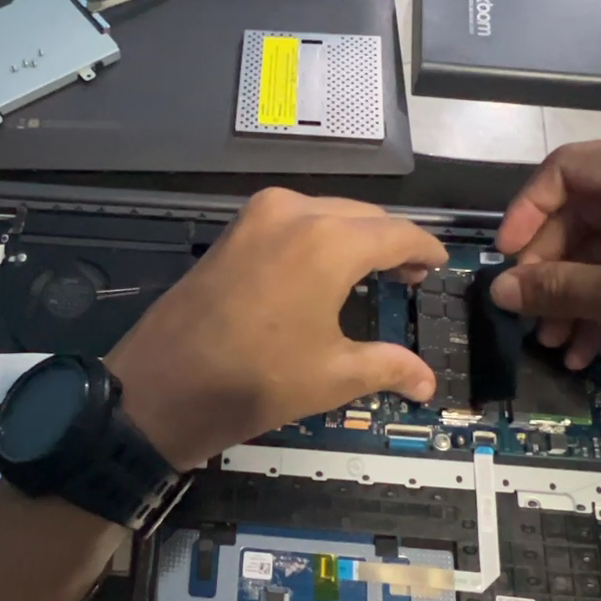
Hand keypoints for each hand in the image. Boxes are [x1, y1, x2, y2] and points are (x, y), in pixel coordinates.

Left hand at [107, 188, 448, 469]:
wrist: (162, 387)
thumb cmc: (255, 381)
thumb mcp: (331, 376)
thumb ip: (388, 366)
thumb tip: (427, 381)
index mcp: (328, 240)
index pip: (397, 233)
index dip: (424, 249)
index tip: (438, 263)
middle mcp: (293, 212)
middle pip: (361, 217)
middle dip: (390, 242)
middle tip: (407, 276)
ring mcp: (255, 217)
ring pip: (324, 213)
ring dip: (351, 238)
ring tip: (368, 274)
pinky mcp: (231, 232)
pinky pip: (290, 222)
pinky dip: (315, 239)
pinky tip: (320, 271)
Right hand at [488, 136, 600, 406]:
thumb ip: (560, 289)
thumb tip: (499, 291)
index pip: (568, 170)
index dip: (526, 213)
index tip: (505, 263)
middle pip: (585, 213)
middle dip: (550, 268)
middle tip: (526, 314)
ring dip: (575, 296)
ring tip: (554, 345)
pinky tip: (589, 350)